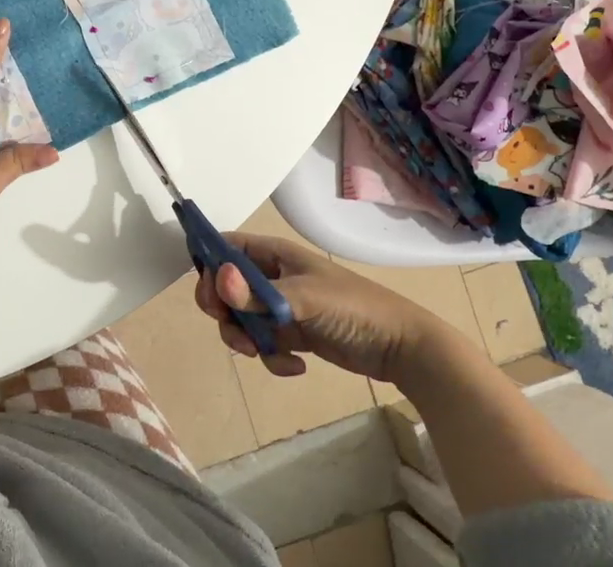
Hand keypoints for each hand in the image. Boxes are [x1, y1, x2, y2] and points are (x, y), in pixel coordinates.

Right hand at [194, 233, 442, 381]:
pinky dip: (271, 358)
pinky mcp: (291, 335)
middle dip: (222, 309)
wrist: (403, 348)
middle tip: (230, 326)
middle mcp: (272, 276)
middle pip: (225, 287)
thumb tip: (218, 278)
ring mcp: (280, 307)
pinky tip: (295, 366)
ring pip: (240, 318)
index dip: (209, 264)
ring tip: (260, 353)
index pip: (226, 247)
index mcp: (273, 254)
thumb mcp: (304, 298)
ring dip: (242, 338)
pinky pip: (263, 343)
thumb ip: (260, 293)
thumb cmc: (354, 308)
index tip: (209, 292)